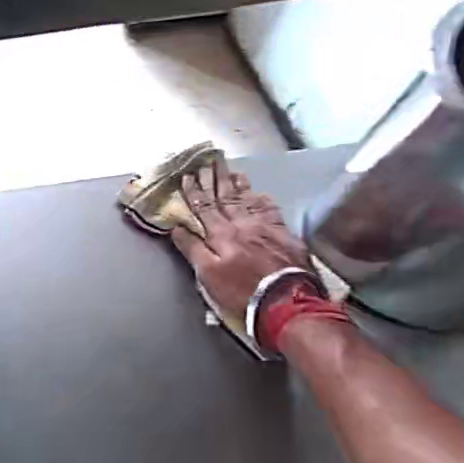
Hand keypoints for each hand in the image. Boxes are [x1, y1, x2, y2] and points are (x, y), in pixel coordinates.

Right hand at [169, 159, 312, 318]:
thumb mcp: (208, 276)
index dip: (194, 193)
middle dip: (214, 180)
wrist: (285, 300)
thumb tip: (178, 229)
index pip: (204, 208)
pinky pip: (270, 210)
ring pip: (248, 200)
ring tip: (230, 171)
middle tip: (208, 162)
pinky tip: (259, 193)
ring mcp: (265, 227)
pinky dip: (262, 199)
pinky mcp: (284, 234)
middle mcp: (242, 225)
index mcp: (221, 235)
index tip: (187, 177)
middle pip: (225, 198)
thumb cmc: (241, 292)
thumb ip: (193, 250)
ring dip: (237, 185)